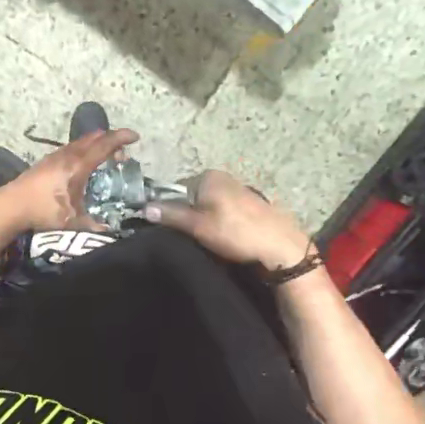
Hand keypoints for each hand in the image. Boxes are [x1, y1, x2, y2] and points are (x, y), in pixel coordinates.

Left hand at [0, 128, 139, 232]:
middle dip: (111, 140)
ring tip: (105, 156)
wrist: (10, 206)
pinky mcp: (46, 161)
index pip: (105, 145)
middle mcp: (68, 155)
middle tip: (122, 152)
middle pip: (94, 138)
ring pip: (81, 141)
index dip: (122, 138)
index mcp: (78, 166)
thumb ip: (93, 225)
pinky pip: (71, 147)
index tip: (136, 137)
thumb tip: (109, 231)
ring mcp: (55, 156)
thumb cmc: (43, 211)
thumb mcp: (72, 221)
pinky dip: (84, 149)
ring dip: (96, 144)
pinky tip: (82, 163)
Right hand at [142, 170, 311, 270]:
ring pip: (210, 205)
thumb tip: (145, 207)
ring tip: (209, 240)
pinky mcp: (251, 204)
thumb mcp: (198, 226)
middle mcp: (223, 177)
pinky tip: (226, 238)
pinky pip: (226, 211)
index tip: (171, 229)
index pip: (176, 188)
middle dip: (190, 215)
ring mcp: (239, 189)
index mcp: (208, 176)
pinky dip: (222, 222)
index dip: (170, 208)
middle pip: (193, 196)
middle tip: (190, 237)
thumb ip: (171, 215)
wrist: (280, 247)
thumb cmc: (235, 233)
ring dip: (206, 220)